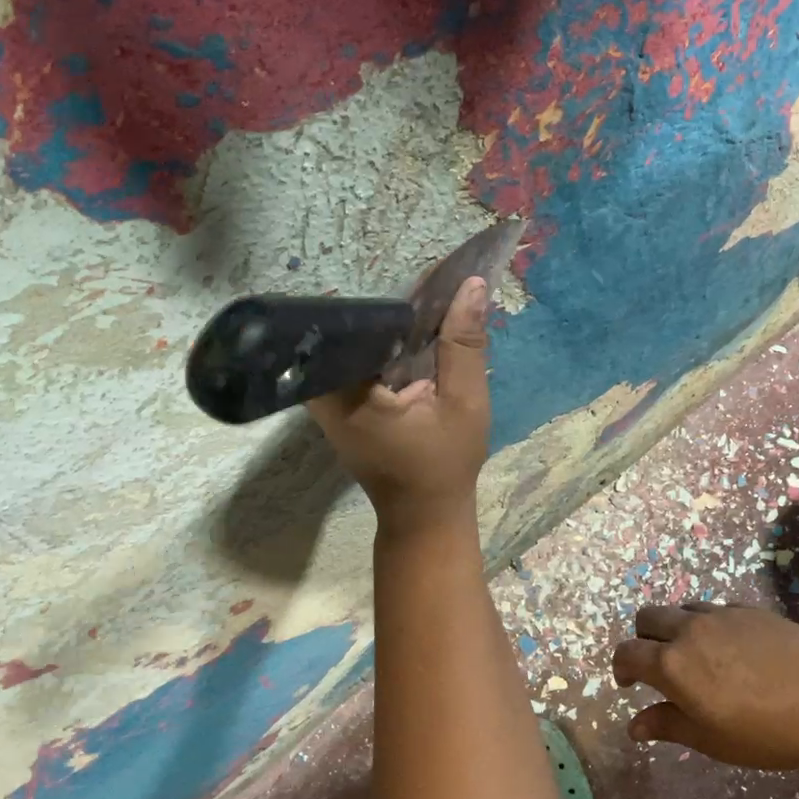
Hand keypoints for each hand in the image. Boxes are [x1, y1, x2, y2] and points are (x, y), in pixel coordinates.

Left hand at [308, 276, 491, 534]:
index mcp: (347, 391)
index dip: (390, 301)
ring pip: (353, 345)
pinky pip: (358, 362)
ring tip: (424, 309)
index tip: (424, 282)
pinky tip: (413, 340)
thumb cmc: (444, 465)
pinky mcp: (341, 405)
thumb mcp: (464, 403)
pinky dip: (385, 349)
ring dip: (388, 330)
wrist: (425, 516)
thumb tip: (472, 286)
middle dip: (390, 312)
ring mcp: (328, 400)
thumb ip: (463, 344)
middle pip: (350, 330)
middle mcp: (325, 392)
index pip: (354, 324)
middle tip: (429, 292)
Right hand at [612, 602, 798, 770]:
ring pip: (682, 609)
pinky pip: (715, 610)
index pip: (627, 653)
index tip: (628, 687)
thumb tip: (634, 725)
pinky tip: (733, 654)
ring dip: (675, 629)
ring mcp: (723, 614)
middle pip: (648, 618)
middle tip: (658, 671)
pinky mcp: (752, 610)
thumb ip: (668, 725)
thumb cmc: (767, 732)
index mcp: (673, 663)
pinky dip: (708, 626)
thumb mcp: (711, 740)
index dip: (621, 668)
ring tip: (696, 661)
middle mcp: (690, 629)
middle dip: (643, 640)